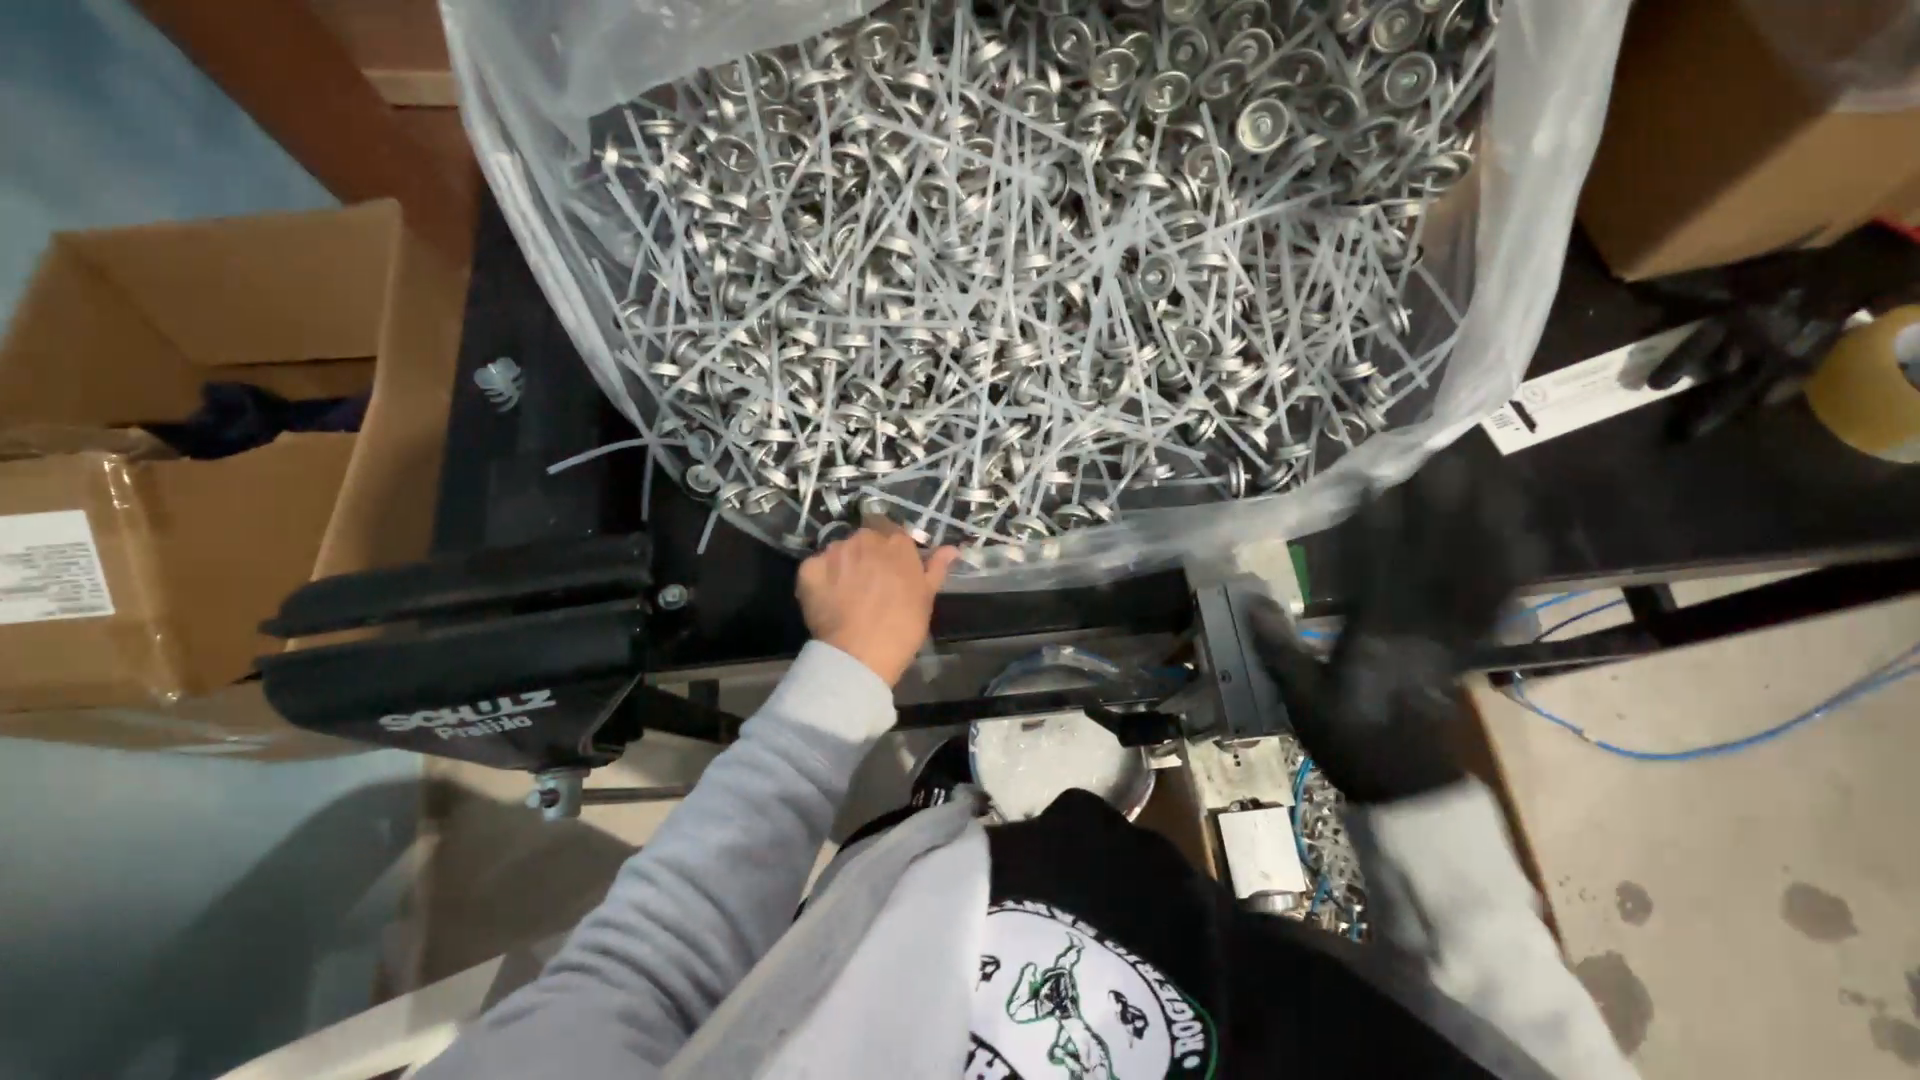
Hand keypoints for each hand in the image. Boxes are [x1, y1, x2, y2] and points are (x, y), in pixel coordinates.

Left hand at [796, 519, 958, 685]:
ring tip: (846, 595)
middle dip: (865, 556)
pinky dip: (820, 581)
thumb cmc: (903, 626)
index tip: (890, 568)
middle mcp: (864, 538)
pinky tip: (827, 601)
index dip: (889, 549)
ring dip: (842, 566)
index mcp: (895, 542)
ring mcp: (834, 552)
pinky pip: (815, 569)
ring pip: (838, 552)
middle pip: (863, 539)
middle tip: (869, 584)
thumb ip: (936, 567)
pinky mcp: (808, 569)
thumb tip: (952, 549)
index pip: (891, 530)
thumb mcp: (927, 597)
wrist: (861, 653)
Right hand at [1246, 456, 1538, 802]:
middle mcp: (1423, 627)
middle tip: (1447, 454)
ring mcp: (1454, 636)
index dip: (1379, 522)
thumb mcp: (1303, 699)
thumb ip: (1280, 649)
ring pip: (1481, 573)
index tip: (1375, 479)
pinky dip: (1515, 568)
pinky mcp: (1471, 646)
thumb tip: (1252, 601)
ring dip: (1491, 525)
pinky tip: (1525, 536)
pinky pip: (1501, 603)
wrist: (1404, 782)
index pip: (1379, 568)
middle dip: (1444, 504)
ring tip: (1496, 478)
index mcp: (1378, 637)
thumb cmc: (1349, 738)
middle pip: (1441, 558)